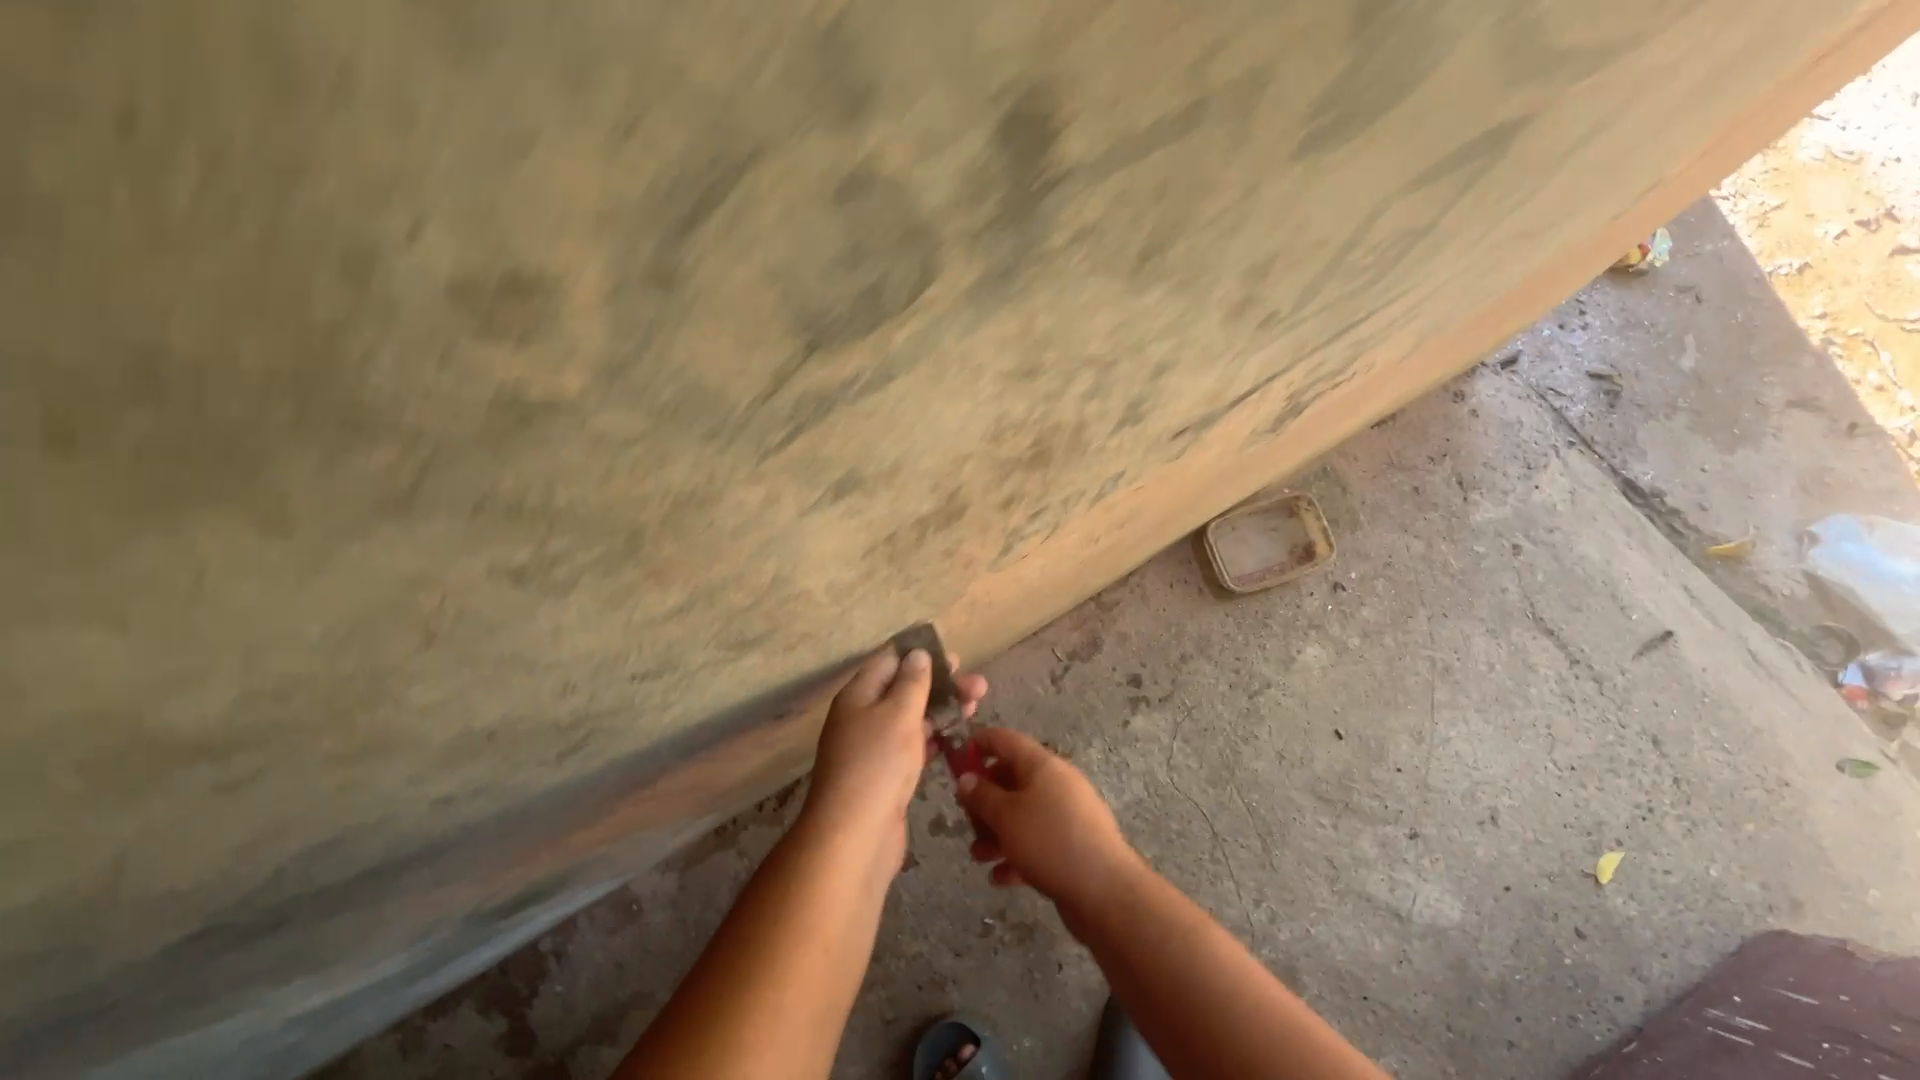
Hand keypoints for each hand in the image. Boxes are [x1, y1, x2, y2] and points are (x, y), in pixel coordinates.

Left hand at [805, 647, 986, 867]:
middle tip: (977, 685)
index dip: (920, 654)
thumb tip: (917, 654)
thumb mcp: (897, 714)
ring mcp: (874, 748)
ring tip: (976, 706)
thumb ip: (911, 683)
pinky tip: (959, 738)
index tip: (954, 657)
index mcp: (858, 695)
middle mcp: (863, 717)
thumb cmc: (876, 764)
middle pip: (904, 690)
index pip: (888, 661)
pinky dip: (935, 739)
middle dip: (940, 685)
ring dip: (942, 711)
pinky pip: (913, 747)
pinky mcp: (887, 776)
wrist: (855, 835)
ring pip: (911, 719)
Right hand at [953, 728, 1140, 914]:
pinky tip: (1000, 877)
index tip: (955, 761)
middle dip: (985, 800)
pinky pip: (1038, 842)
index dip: (978, 744)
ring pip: (1023, 814)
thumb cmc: (1049, 841)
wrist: (1104, 890)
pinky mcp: (1073, 845)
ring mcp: (1068, 815)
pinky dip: (1017, 855)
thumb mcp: (1005, 816)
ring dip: (997, 832)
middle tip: (966, 821)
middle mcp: (1057, 783)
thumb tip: (966, 778)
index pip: (1005, 740)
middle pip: (1012, 780)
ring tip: (978, 856)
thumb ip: (981, 795)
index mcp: (1042, 765)